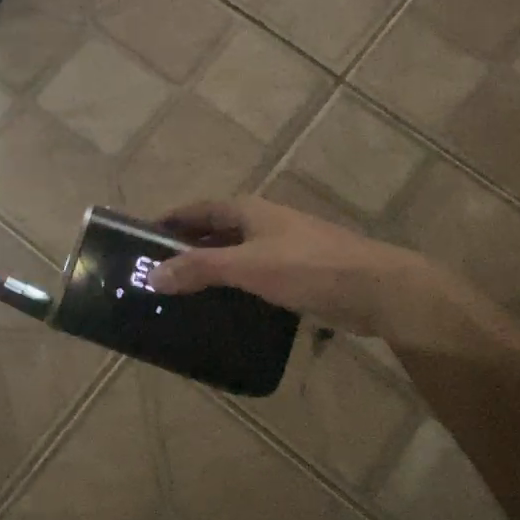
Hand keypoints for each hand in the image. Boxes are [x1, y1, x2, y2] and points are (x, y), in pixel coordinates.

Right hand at [147, 197, 454, 343]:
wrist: (379, 291)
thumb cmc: (309, 268)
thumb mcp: (246, 266)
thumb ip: (197, 269)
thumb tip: (151, 275)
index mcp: (249, 211)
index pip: (196, 210)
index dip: (168, 222)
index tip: (140, 241)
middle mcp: (263, 224)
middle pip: (213, 233)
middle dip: (184, 250)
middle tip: (155, 274)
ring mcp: (282, 249)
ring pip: (233, 257)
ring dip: (208, 271)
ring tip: (180, 295)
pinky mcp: (297, 275)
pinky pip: (252, 277)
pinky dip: (232, 288)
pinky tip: (220, 310)